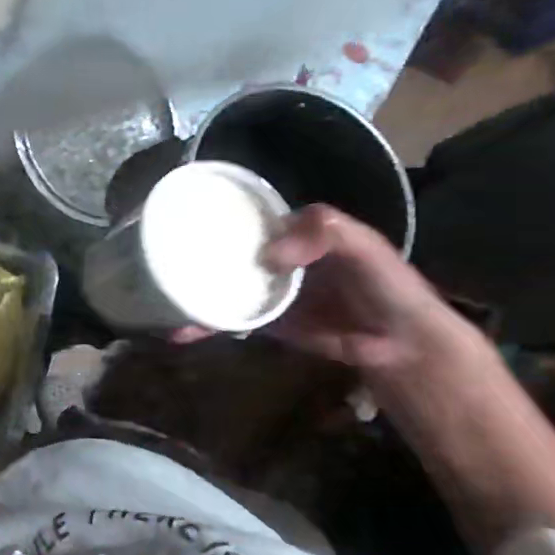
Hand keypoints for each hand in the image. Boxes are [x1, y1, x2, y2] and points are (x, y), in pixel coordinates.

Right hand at [174, 206, 473, 380]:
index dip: (217, 212)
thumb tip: (267, 256)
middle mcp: (273, 255)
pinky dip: (205, 323)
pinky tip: (179, 330)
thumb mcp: (362, 245)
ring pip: (222, 282)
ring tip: (157, 293)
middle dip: (192, 251)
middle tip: (155, 256)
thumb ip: (323, 233)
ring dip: (191, 288)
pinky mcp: (265, 322)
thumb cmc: (385, 283)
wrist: (399, 342)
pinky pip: (230, 318)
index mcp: (292, 229)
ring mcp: (266, 288)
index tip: (182, 215)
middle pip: (226, 248)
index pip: (247, 214)